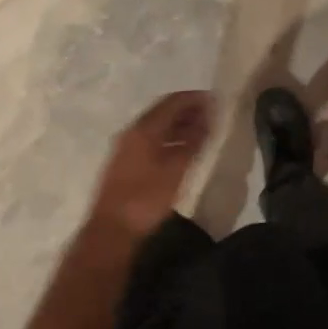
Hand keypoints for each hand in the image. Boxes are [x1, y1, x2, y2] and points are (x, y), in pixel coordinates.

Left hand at [90, 91, 213, 235]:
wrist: (112, 230)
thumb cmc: (146, 199)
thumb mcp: (176, 170)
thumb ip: (193, 143)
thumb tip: (207, 121)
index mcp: (143, 130)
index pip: (172, 102)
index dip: (195, 98)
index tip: (215, 100)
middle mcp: (132, 132)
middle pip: (163, 111)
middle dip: (188, 110)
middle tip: (212, 115)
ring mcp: (126, 147)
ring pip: (157, 126)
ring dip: (179, 124)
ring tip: (203, 131)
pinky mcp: (126, 161)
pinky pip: (151, 138)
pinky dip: (169, 137)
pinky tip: (183, 148)